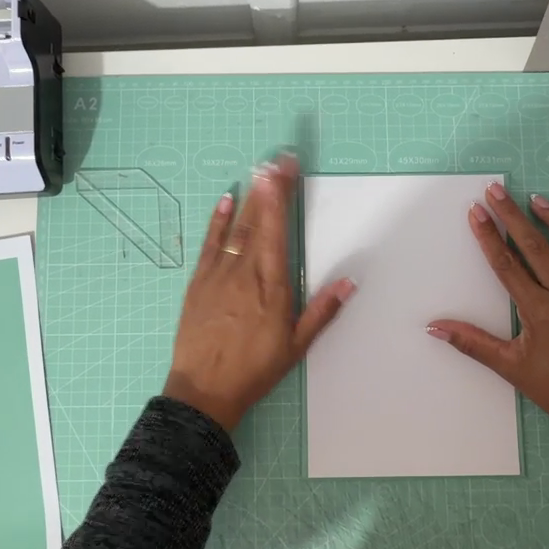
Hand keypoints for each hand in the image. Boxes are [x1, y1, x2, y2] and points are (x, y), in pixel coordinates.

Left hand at [164, 155, 355, 430]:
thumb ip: (322, 311)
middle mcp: (246, 272)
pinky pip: (210, 244)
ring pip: (235, 228)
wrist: (204, 390)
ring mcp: (219, 274)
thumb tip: (350, 282)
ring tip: (257, 172)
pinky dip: (217, 221)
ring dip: (247, 198)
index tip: (286, 171)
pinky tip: (225, 201)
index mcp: (272, 285)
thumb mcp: (295, 345)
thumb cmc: (254, 370)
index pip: (278, 230)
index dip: (281, 198)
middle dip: (268, 188)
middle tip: (275, 159)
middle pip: (258, 221)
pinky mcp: (198, 282)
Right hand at [427, 182, 548, 483]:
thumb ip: (472, 343)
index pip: (506, 264)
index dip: (488, 235)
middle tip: (496, 190)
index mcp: (539, 310)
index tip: (476, 211)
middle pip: (535, 246)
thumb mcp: (510, 367)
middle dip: (512, 215)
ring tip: (537, 200)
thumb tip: (435, 327)